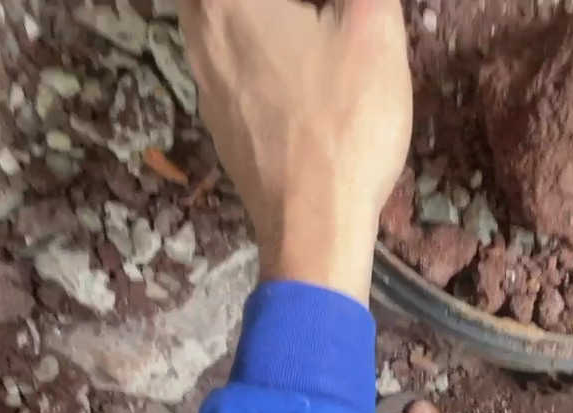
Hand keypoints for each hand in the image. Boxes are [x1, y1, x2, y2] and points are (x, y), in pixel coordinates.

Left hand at [182, 0, 411, 303]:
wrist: (317, 229)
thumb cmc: (345, 126)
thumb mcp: (375, 31)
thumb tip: (356, 1)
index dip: (315, 8)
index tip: (332, 18)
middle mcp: (197, 33)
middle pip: (228, 6)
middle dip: (289, 17)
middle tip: (326, 24)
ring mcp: (205, 89)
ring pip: (230, 33)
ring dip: (271, 34)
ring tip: (315, 49)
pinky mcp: (224, 132)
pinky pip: (240, 79)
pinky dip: (268, 73)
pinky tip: (304, 94)